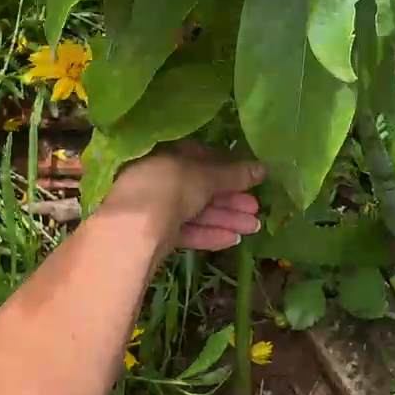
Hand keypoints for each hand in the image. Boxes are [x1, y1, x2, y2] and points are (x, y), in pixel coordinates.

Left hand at [98, 144, 264, 251]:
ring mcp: (157, 206)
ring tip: (253, 228)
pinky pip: (187, 231)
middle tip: (256, 209)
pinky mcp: (156, 233)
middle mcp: (161, 177)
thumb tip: (263, 168)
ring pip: (197, 211)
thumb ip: (233, 174)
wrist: (131, 229)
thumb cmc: (169, 187)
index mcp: (168, 153)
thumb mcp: (206, 176)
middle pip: (202, 187)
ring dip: (226, 218)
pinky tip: (233, 240)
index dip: (229, 168)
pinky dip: (209, 234)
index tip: (252, 179)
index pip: (203, 157)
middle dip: (231, 199)